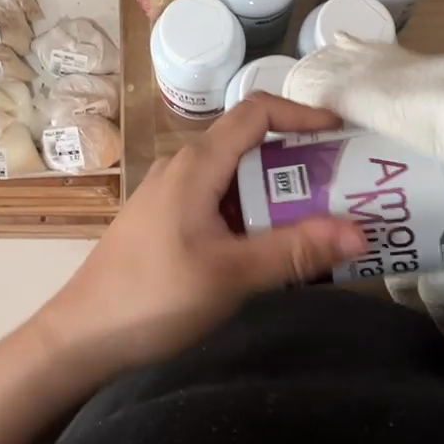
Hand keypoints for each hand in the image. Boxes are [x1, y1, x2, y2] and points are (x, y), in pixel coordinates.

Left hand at [30, 94, 366, 374]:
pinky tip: (271, 246)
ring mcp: (172, 192)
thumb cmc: (155, 295)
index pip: (256, 112)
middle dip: (299, 160)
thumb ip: (295, 250)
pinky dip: (253, 211)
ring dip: (277, 190)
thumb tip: (360, 231)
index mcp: (197, 162)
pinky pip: (220, 199)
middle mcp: (184, 165)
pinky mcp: (167, 218)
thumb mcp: (232, 274)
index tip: (342, 132)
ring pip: (235, 175)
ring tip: (320, 219)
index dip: (301, 113)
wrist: (83, 332)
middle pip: (250, 143)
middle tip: (345, 186)